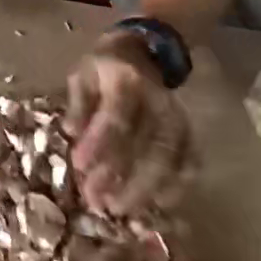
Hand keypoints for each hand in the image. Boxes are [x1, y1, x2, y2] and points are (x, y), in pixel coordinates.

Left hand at [65, 35, 191, 215]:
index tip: (80, 168)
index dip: (99, 145)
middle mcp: (157, 100)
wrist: (141, 50)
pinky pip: (189, 163)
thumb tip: (70, 134)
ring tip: (120, 210)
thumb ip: (78, 105)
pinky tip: (158, 204)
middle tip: (98, 201)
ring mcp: (178, 117)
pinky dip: (176, 186)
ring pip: (170, 160)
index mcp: (125, 80)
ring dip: (145, 190)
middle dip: (122, 179)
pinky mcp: (189, 131)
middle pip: (148, 146)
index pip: (116, 117)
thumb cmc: (104, 68)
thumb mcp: (82, 75)